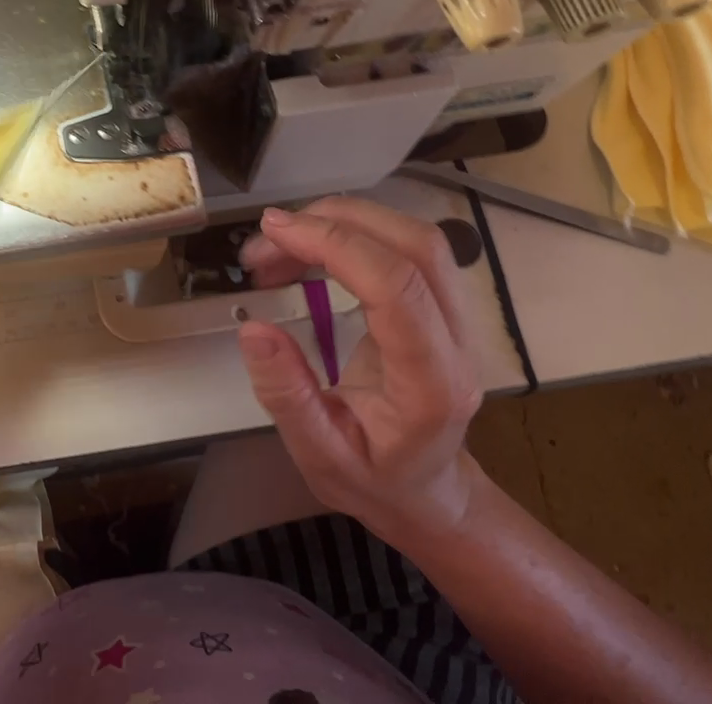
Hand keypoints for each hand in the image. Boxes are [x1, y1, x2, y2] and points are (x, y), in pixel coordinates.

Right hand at [237, 198, 485, 538]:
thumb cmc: (373, 478)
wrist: (426, 490)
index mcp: (430, 384)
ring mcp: (458, 320)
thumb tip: (253, 330)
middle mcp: (458, 341)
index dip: (336, 246)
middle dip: (336, 221)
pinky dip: (351, 234)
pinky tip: (306, 252)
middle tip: (267, 236)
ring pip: (415, 238)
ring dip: (341, 223)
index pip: (398, 288)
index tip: (274, 234)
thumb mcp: (317, 455)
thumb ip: (287, 395)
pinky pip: (404, 249)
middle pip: (416, 246)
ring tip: (276, 248)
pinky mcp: (441, 306)